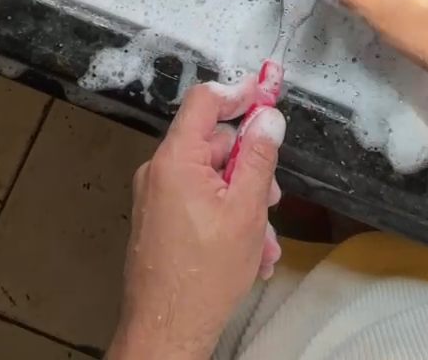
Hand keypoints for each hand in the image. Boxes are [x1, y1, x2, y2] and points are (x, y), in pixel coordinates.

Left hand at [110, 81, 284, 359]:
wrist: (164, 337)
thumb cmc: (204, 276)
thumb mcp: (246, 210)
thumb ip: (259, 156)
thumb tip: (269, 117)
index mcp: (175, 159)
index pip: (205, 100)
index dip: (239, 91)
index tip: (266, 90)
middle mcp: (158, 171)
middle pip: (213, 142)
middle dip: (249, 165)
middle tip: (272, 197)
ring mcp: (155, 197)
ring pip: (210, 177)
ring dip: (242, 200)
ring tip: (262, 240)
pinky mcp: (157, 220)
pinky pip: (198, 200)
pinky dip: (224, 215)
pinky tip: (247, 250)